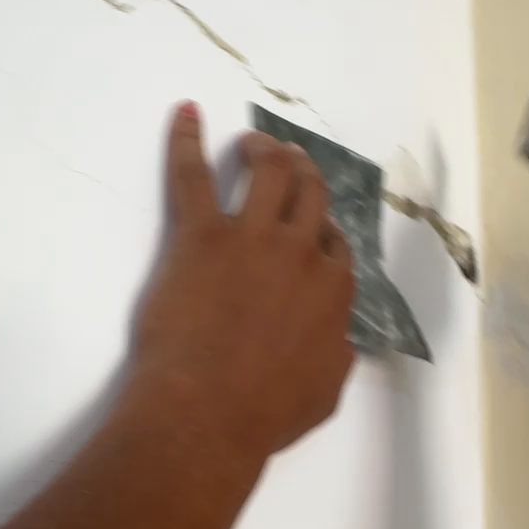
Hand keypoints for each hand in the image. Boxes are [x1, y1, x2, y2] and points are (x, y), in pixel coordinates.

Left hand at [128, 102, 356, 460]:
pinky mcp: (199, 236)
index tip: (309, 231)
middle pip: (310, 195)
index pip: (336, 244)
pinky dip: (186, 141)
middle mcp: (300, 252)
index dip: (322, 232)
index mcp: (333, 290)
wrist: (207, 415)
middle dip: (304, 174)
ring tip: (253, 142)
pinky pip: (192, 175)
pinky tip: (186, 113)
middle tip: (289, 164)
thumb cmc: (265, 414)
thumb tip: (342, 339)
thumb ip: (337, 355)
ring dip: (264, 150)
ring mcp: (251, 238)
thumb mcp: (325, 392)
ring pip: (268, 172)